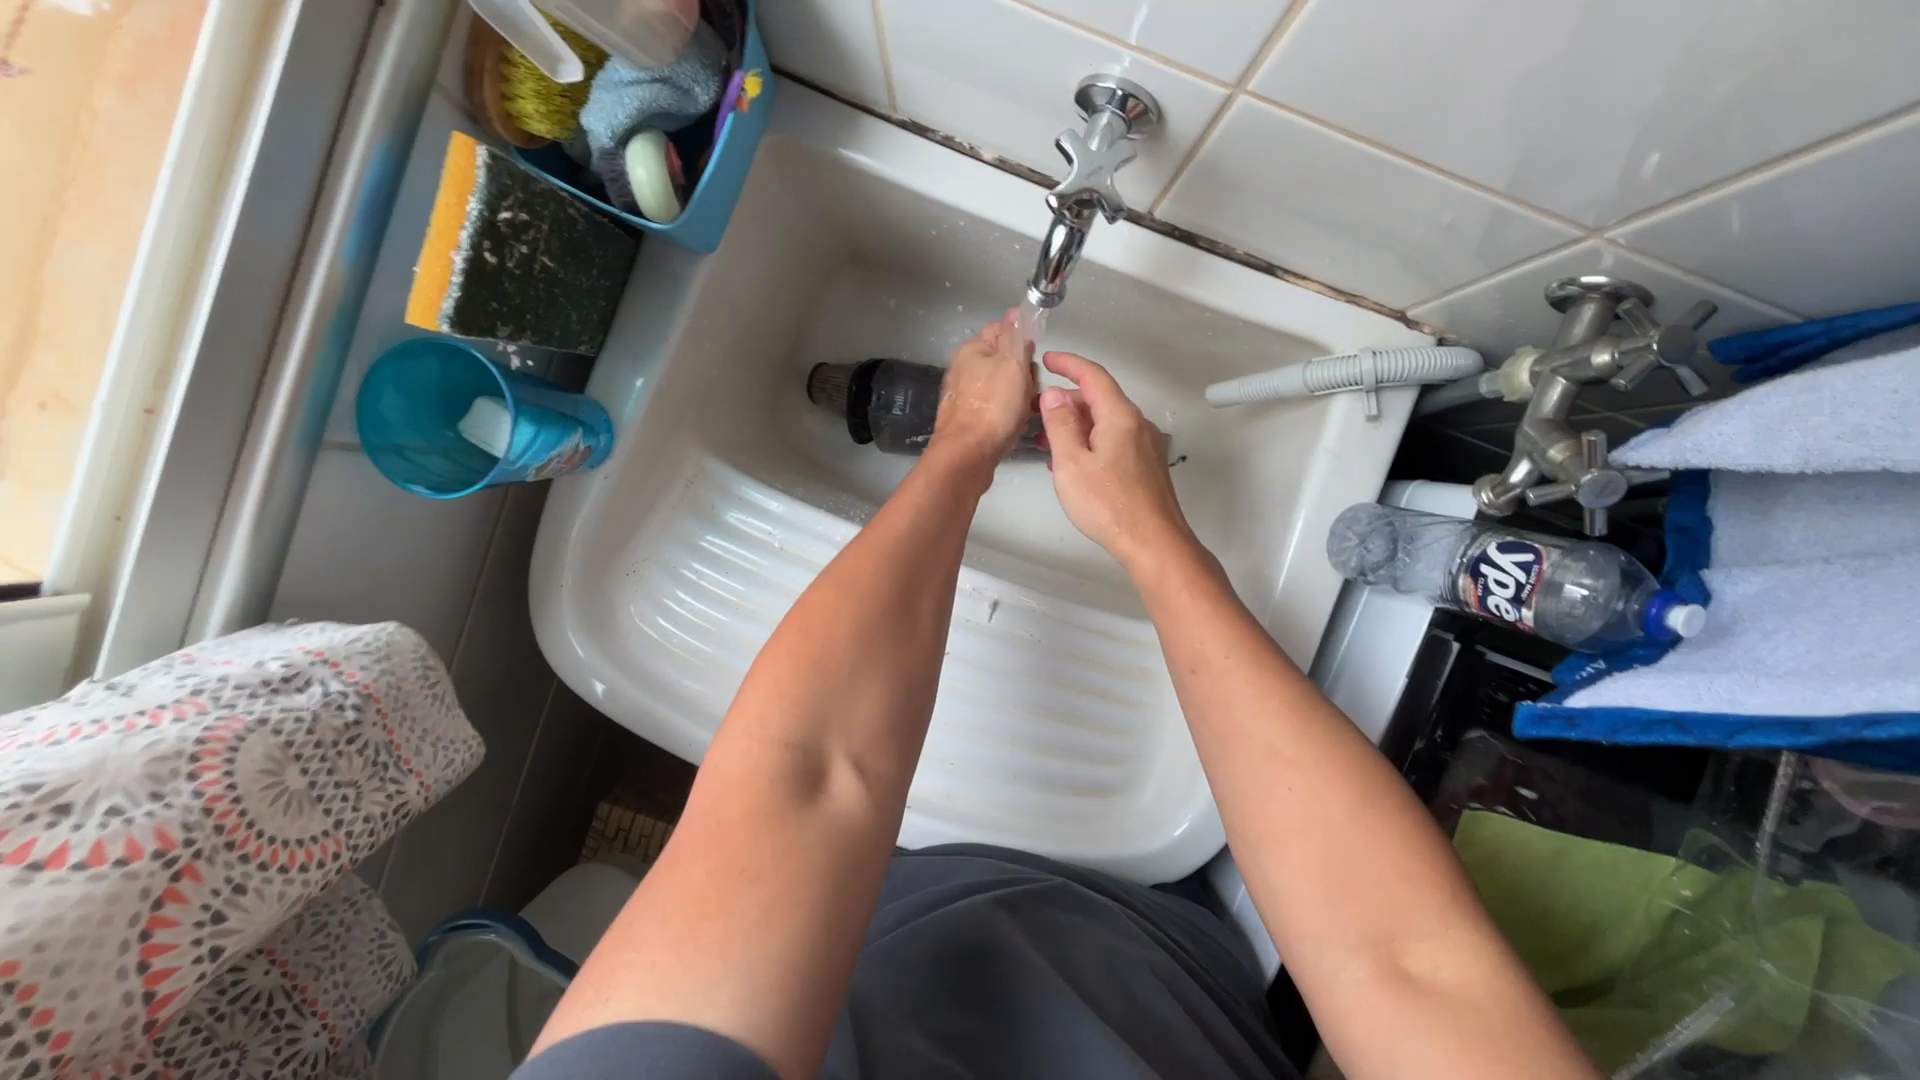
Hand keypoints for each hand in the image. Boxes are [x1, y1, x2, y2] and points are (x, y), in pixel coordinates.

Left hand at [927, 311, 1036, 468]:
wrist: (968, 455)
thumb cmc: (994, 407)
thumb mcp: (1012, 362)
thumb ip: (1016, 336)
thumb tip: (1017, 313)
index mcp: (972, 349)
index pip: (1004, 330)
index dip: (1024, 342)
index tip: (1034, 359)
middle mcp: (964, 369)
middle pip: (1005, 361)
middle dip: (1024, 374)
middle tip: (1030, 389)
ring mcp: (965, 395)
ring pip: (1003, 387)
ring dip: (1020, 397)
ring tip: (1025, 410)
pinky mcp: (969, 419)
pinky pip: (996, 408)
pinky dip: (1008, 414)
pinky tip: (1014, 425)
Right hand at [1037, 351, 1193, 567]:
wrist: (1152, 542)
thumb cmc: (1110, 505)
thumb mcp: (1071, 463)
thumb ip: (1060, 424)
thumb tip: (1054, 395)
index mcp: (1120, 417)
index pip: (1093, 375)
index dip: (1068, 364)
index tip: (1048, 359)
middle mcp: (1137, 425)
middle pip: (1100, 398)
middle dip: (1067, 400)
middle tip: (1038, 411)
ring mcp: (1145, 446)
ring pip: (1106, 422)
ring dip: (1077, 424)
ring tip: (1049, 440)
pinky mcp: (1146, 466)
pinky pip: (1114, 440)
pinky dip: (1091, 440)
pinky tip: (1074, 461)